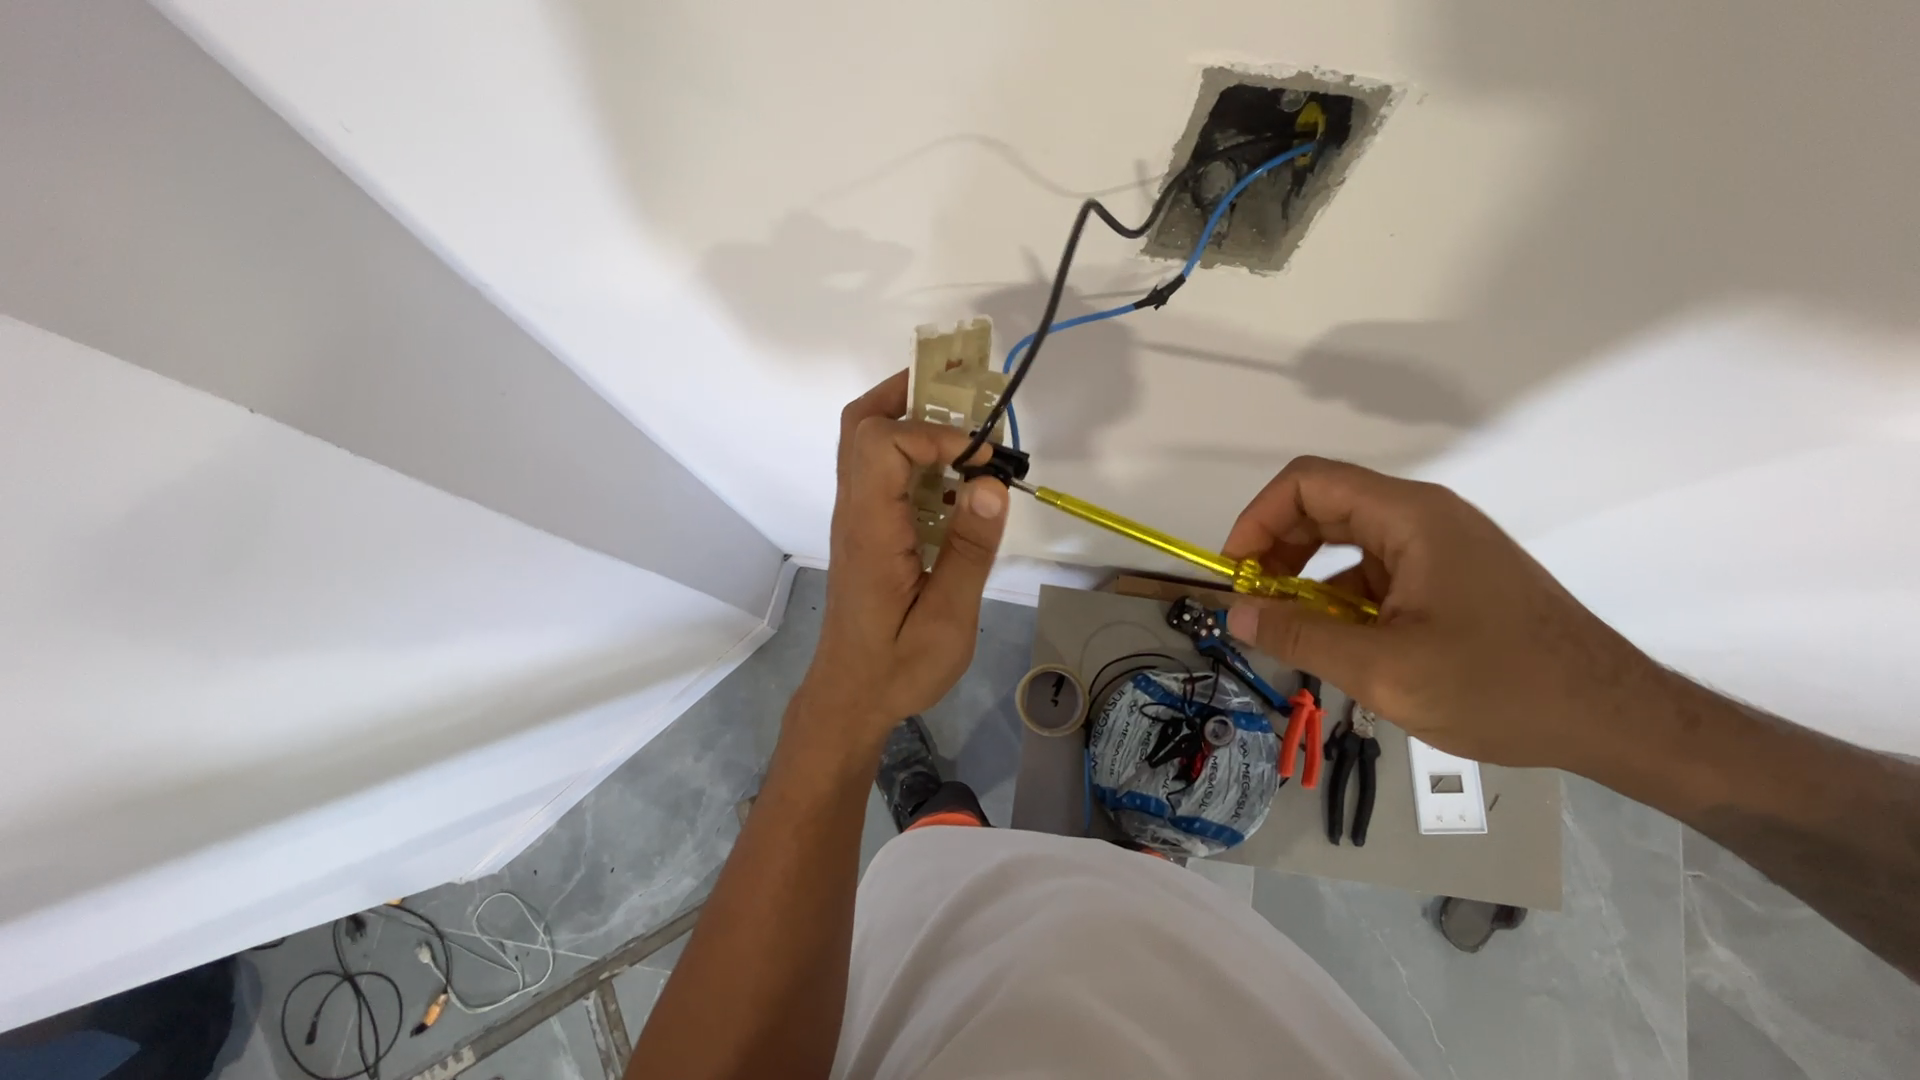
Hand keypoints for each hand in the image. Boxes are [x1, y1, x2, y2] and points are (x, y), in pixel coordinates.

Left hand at [792, 371, 1008, 751]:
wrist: (850, 695)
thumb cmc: (898, 666)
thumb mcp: (947, 619)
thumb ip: (968, 550)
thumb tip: (991, 483)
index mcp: (871, 528)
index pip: (884, 442)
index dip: (936, 435)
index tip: (983, 460)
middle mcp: (854, 512)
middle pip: (861, 424)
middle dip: (909, 396)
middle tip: (962, 397)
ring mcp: (855, 519)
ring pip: (864, 443)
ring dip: (909, 420)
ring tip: (964, 428)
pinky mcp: (864, 531)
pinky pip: (878, 471)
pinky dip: (911, 452)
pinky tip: (953, 477)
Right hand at [1221, 456, 1662, 767]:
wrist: (1614, 719)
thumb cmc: (1500, 687)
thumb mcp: (1383, 669)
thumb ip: (1299, 636)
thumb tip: (1235, 613)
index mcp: (1410, 518)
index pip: (1307, 483)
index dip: (1258, 520)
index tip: (1236, 575)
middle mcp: (1424, 518)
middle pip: (1325, 508)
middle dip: (1277, 551)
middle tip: (1254, 604)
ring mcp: (1442, 549)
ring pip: (1349, 544)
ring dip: (1308, 581)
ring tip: (1292, 633)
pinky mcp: (1452, 580)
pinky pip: (1378, 574)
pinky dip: (1345, 601)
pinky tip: (1341, 645)